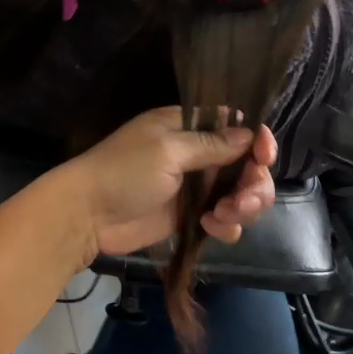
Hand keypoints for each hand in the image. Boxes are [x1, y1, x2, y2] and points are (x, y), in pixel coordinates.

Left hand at [50, 107, 276, 259]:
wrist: (89, 214)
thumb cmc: (125, 171)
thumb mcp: (168, 151)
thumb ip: (211, 145)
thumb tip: (250, 133)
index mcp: (188, 126)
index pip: (235, 125)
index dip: (256, 139)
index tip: (263, 157)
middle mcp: (197, 153)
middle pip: (246, 164)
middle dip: (254, 182)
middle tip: (244, 199)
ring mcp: (195, 186)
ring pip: (241, 194)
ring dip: (244, 206)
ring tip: (225, 215)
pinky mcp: (191, 217)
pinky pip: (225, 220)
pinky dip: (226, 226)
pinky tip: (210, 228)